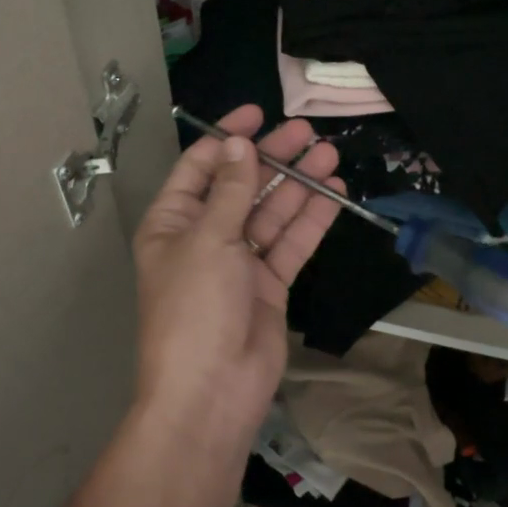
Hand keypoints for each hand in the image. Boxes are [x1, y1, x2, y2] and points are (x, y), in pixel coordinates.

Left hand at [131, 105, 343, 438]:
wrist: (210, 392)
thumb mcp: (208, 240)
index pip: (201, 168)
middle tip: (307, 131)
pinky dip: (311, 220)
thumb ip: (231, 191)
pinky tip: (334, 194)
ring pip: (271, 212)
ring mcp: (239, 262)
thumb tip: (239, 143)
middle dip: (273, 158)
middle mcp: (205, 237)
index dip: (228, 138)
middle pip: (243, 186)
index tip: (259, 114)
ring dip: (298, 184)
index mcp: (173, 223)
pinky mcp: (268, 285)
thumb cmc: (195, 308)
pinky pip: (290, 243)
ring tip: (330, 154)